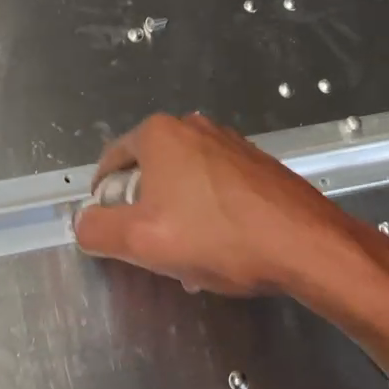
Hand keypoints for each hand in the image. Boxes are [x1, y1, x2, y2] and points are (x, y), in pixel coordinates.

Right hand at [73, 113, 353, 294]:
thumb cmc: (218, 237)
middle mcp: (192, 127)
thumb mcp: (141, 241)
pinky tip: (222, 250)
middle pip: (148, 173)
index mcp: (159, 134)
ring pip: (182, 184)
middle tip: (154, 251)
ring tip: (192, 260)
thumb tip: (83, 222)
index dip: (103, 200)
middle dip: (145, 213)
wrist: (306, 245)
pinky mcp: (256, 164)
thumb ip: (97, 229)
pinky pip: (214, 188)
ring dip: (177, 219)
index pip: (110, 162)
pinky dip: (208, 216)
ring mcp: (228, 143)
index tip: (110, 231)